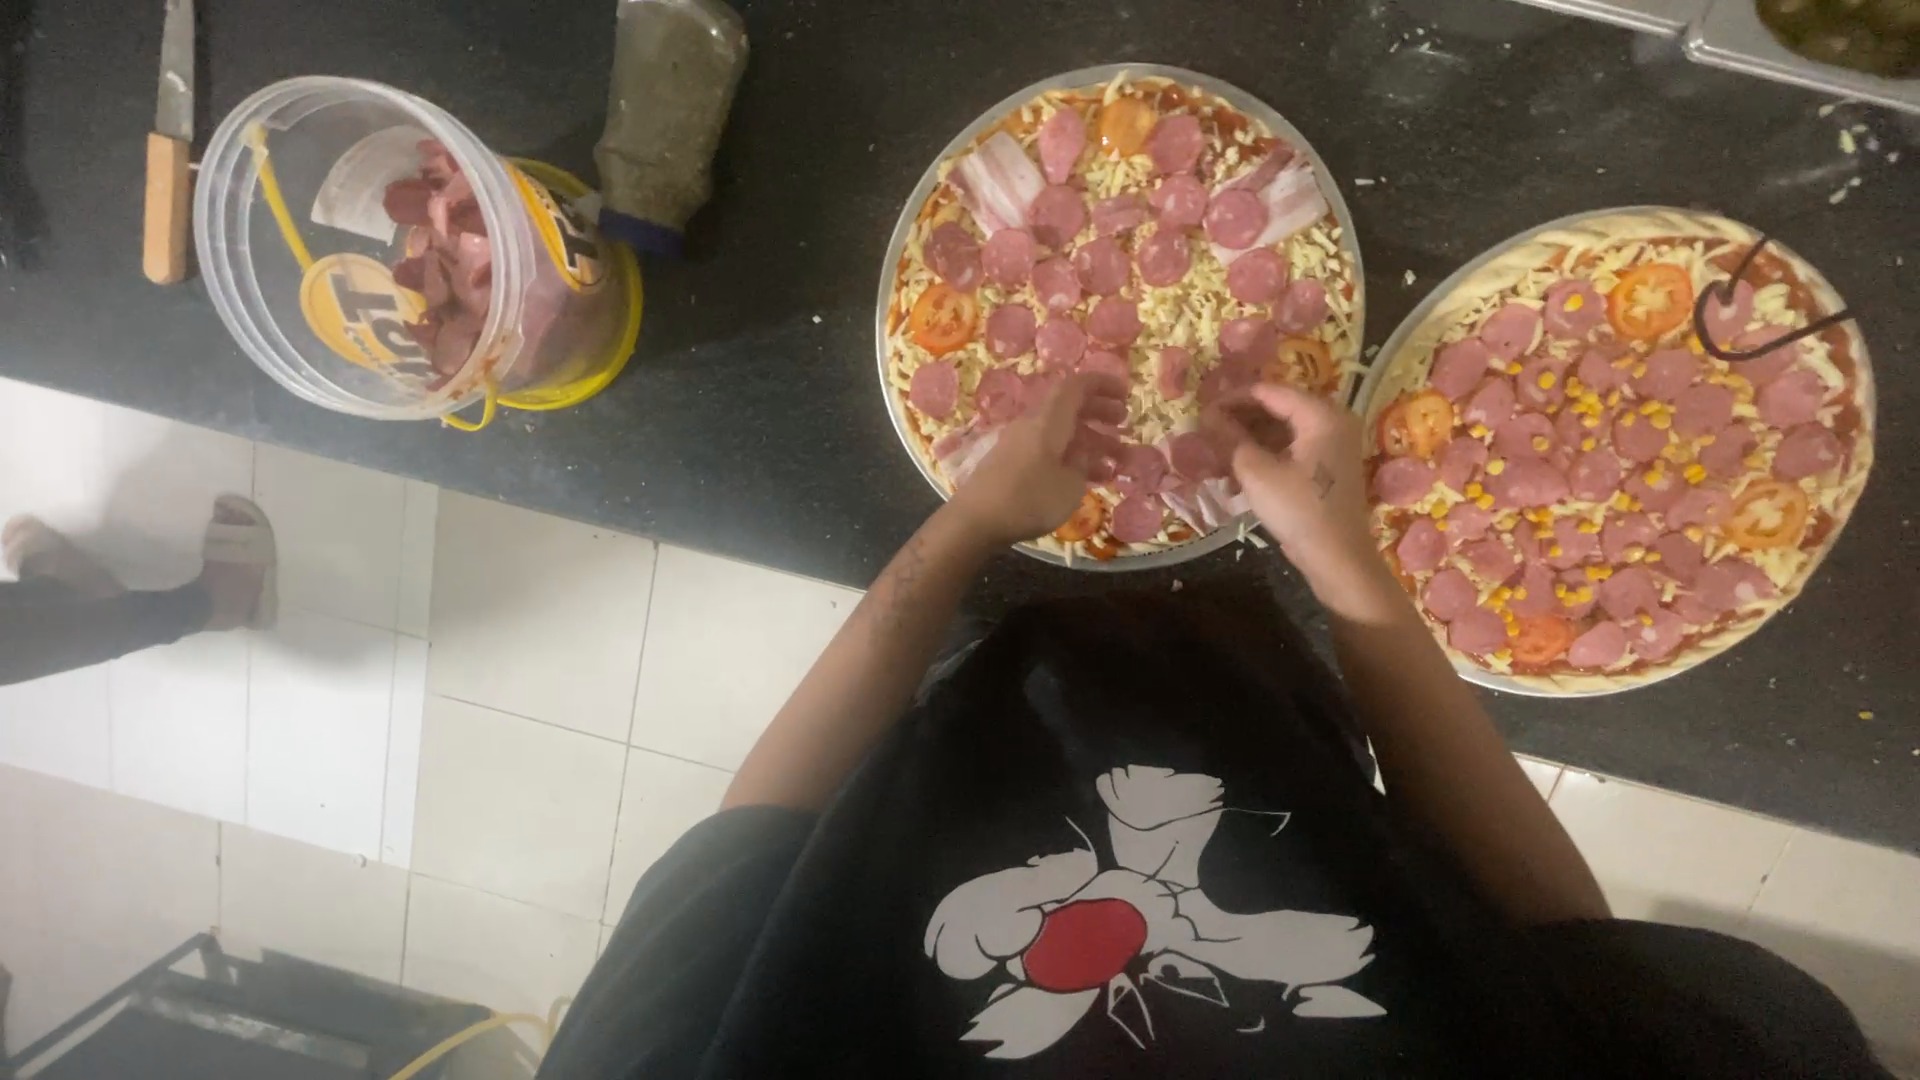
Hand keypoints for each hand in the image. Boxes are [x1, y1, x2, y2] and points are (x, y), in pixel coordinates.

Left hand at [948, 374, 1124, 546]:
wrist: (975, 520)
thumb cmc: (1028, 499)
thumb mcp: (1069, 485)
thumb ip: (1081, 464)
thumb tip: (1081, 454)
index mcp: (1048, 420)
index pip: (1076, 386)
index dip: (1102, 384)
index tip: (1126, 393)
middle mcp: (1032, 425)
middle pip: (1069, 408)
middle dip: (1099, 412)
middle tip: (1123, 424)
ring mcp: (1019, 444)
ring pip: (1061, 432)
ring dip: (1089, 441)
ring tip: (1115, 461)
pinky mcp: (1011, 464)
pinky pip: (1048, 450)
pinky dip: (1070, 457)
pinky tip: (1086, 478)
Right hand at [1218, 383, 1391, 606]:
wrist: (1337, 558)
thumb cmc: (1298, 510)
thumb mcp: (1256, 472)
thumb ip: (1230, 438)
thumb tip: (1206, 416)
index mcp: (1321, 415)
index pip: (1269, 391)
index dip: (1232, 399)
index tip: (1202, 411)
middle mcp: (1333, 421)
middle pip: (1277, 408)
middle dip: (1239, 419)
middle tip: (1206, 432)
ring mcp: (1333, 445)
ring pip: (1282, 429)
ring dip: (1248, 438)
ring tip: (1216, 452)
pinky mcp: (1327, 467)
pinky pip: (1290, 448)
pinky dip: (1264, 454)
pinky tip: (1237, 471)